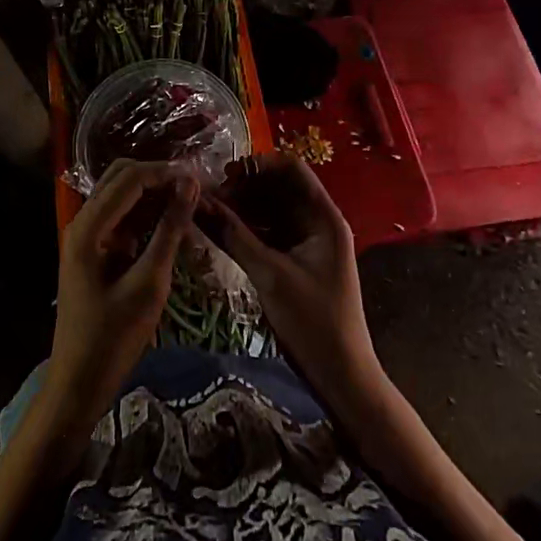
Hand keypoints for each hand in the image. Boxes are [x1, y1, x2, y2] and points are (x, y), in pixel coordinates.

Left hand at [48, 159, 198, 421]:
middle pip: (121, 177)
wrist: (79, 383)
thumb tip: (191, 185)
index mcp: (89, 228)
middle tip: (196, 187)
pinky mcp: (96, 251)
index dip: (166, 172)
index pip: (130, 178)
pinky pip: (123, 218)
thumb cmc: (114, 338)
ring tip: (191, 200)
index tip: (202, 176)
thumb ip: (170, 229)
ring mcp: (88, 237)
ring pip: (122, 195)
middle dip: (158, 176)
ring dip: (154, 192)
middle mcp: (83, 223)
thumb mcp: (149, 282)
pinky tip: (174, 222)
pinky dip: (147, 214)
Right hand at [201, 153, 381, 404]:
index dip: (258, 164)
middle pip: (279, 187)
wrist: (341, 375)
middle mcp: (317, 221)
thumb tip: (199, 203)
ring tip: (207, 212)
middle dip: (244, 187)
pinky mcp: (296, 260)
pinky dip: (247, 228)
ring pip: (271, 209)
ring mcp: (307, 241)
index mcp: (324, 216)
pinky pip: (270, 232)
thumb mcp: (270, 275)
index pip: (292, 168)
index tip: (225, 175)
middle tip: (208, 196)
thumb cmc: (313, 322)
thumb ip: (234, 236)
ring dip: (242, 207)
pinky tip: (220, 231)